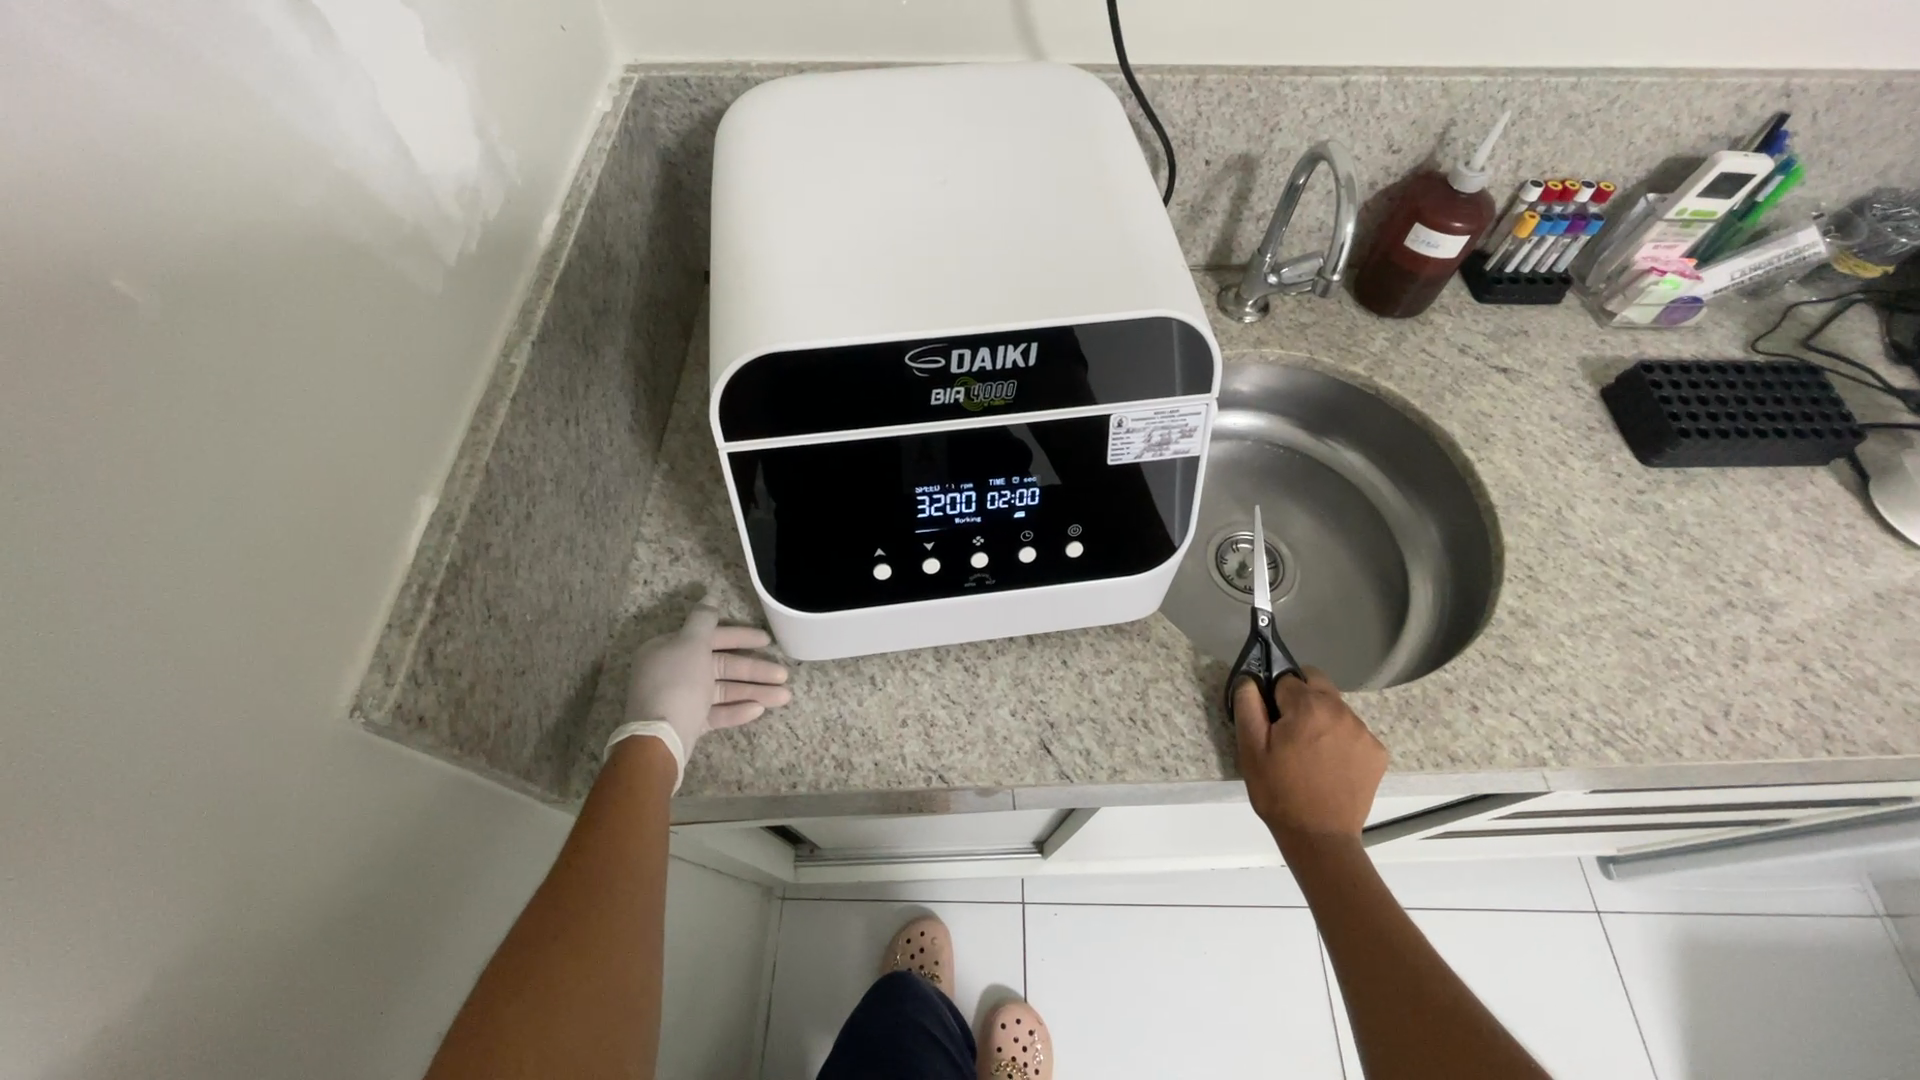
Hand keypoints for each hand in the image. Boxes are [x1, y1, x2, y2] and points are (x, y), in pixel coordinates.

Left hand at [624, 598, 791, 757]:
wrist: (658, 737)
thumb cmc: (677, 683)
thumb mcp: (690, 643)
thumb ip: (704, 618)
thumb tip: (711, 595)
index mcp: (670, 649)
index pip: (712, 637)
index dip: (741, 636)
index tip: (768, 640)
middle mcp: (674, 671)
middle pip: (721, 665)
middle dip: (754, 670)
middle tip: (783, 675)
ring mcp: (681, 699)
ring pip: (723, 690)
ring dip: (754, 691)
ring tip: (784, 697)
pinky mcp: (689, 722)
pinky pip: (716, 712)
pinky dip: (736, 710)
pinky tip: (759, 710)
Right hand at [1233, 667, 1386, 847]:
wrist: (1319, 837)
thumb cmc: (1278, 792)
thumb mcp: (1250, 748)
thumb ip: (1248, 705)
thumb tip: (1250, 679)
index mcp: (1309, 706)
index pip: (1287, 678)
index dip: (1274, 697)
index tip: (1271, 722)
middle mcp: (1342, 711)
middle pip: (1317, 684)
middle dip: (1301, 699)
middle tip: (1289, 733)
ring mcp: (1364, 732)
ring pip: (1336, 708)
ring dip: (1321, 719)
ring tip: (1309, 754)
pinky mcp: (1377, 753)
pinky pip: (1353, 731)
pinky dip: (1340, 739)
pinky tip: (1329, 765)